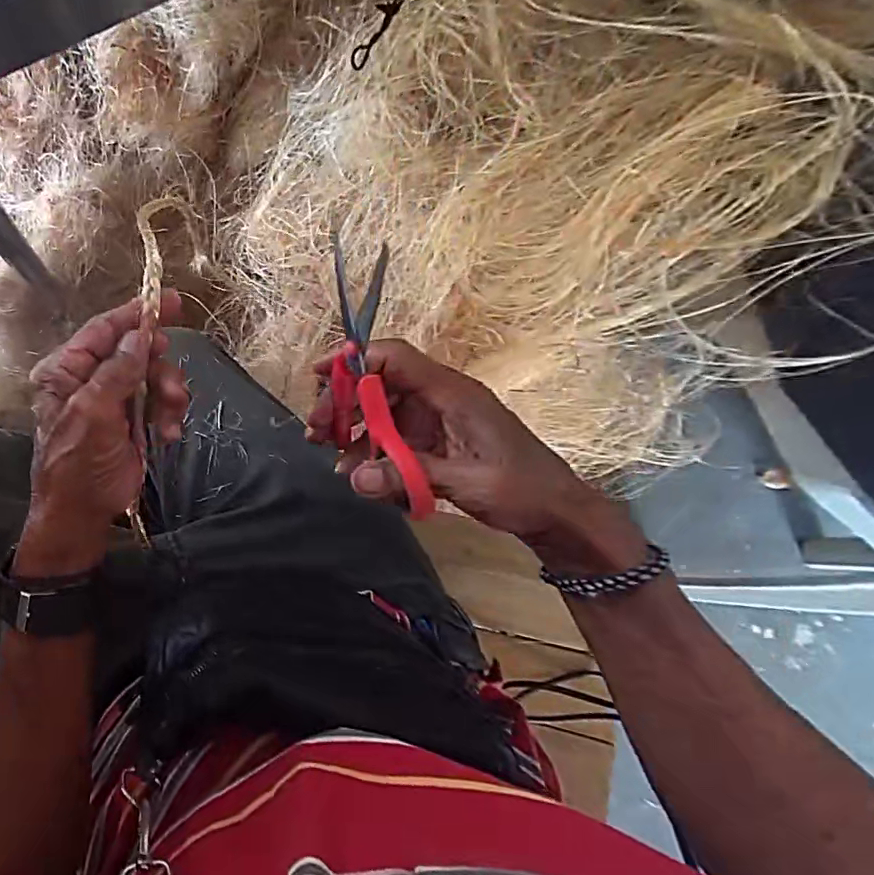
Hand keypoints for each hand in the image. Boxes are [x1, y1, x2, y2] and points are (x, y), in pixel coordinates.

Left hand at [17, 290, 188, 575]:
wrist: (81, 514)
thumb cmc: (77, 464)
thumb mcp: (92, 415)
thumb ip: (116, 372)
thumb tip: (138, 335)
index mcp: (66, 371)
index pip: (103, 330)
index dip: (135, 314)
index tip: (168, 300)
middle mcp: (88, 379)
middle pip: (134, 350)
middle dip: (158, 366)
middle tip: (171, 384)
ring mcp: (112, 399)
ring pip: (152, 375)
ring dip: (168, 394)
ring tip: (170, 418)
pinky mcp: (132, 420)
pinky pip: (159, 402)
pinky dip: (169, 415)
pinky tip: (169, 434)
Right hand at [307, 339, 646, 573]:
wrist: (558, 515)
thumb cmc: (524, 491)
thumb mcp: (467, 483)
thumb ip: (408, 475)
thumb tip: (353, 477)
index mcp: (451, 393)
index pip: (393, 358)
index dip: (352, 360)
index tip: (318, 375)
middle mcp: (436, 398)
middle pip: (375, 383)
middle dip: (340, 402)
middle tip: (315, 431)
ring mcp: (431, 419)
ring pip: (376, 410)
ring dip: (347, 427)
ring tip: (325, 451)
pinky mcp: (428, 440)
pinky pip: (387, 436)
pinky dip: (366, 449)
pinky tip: (354, 471)